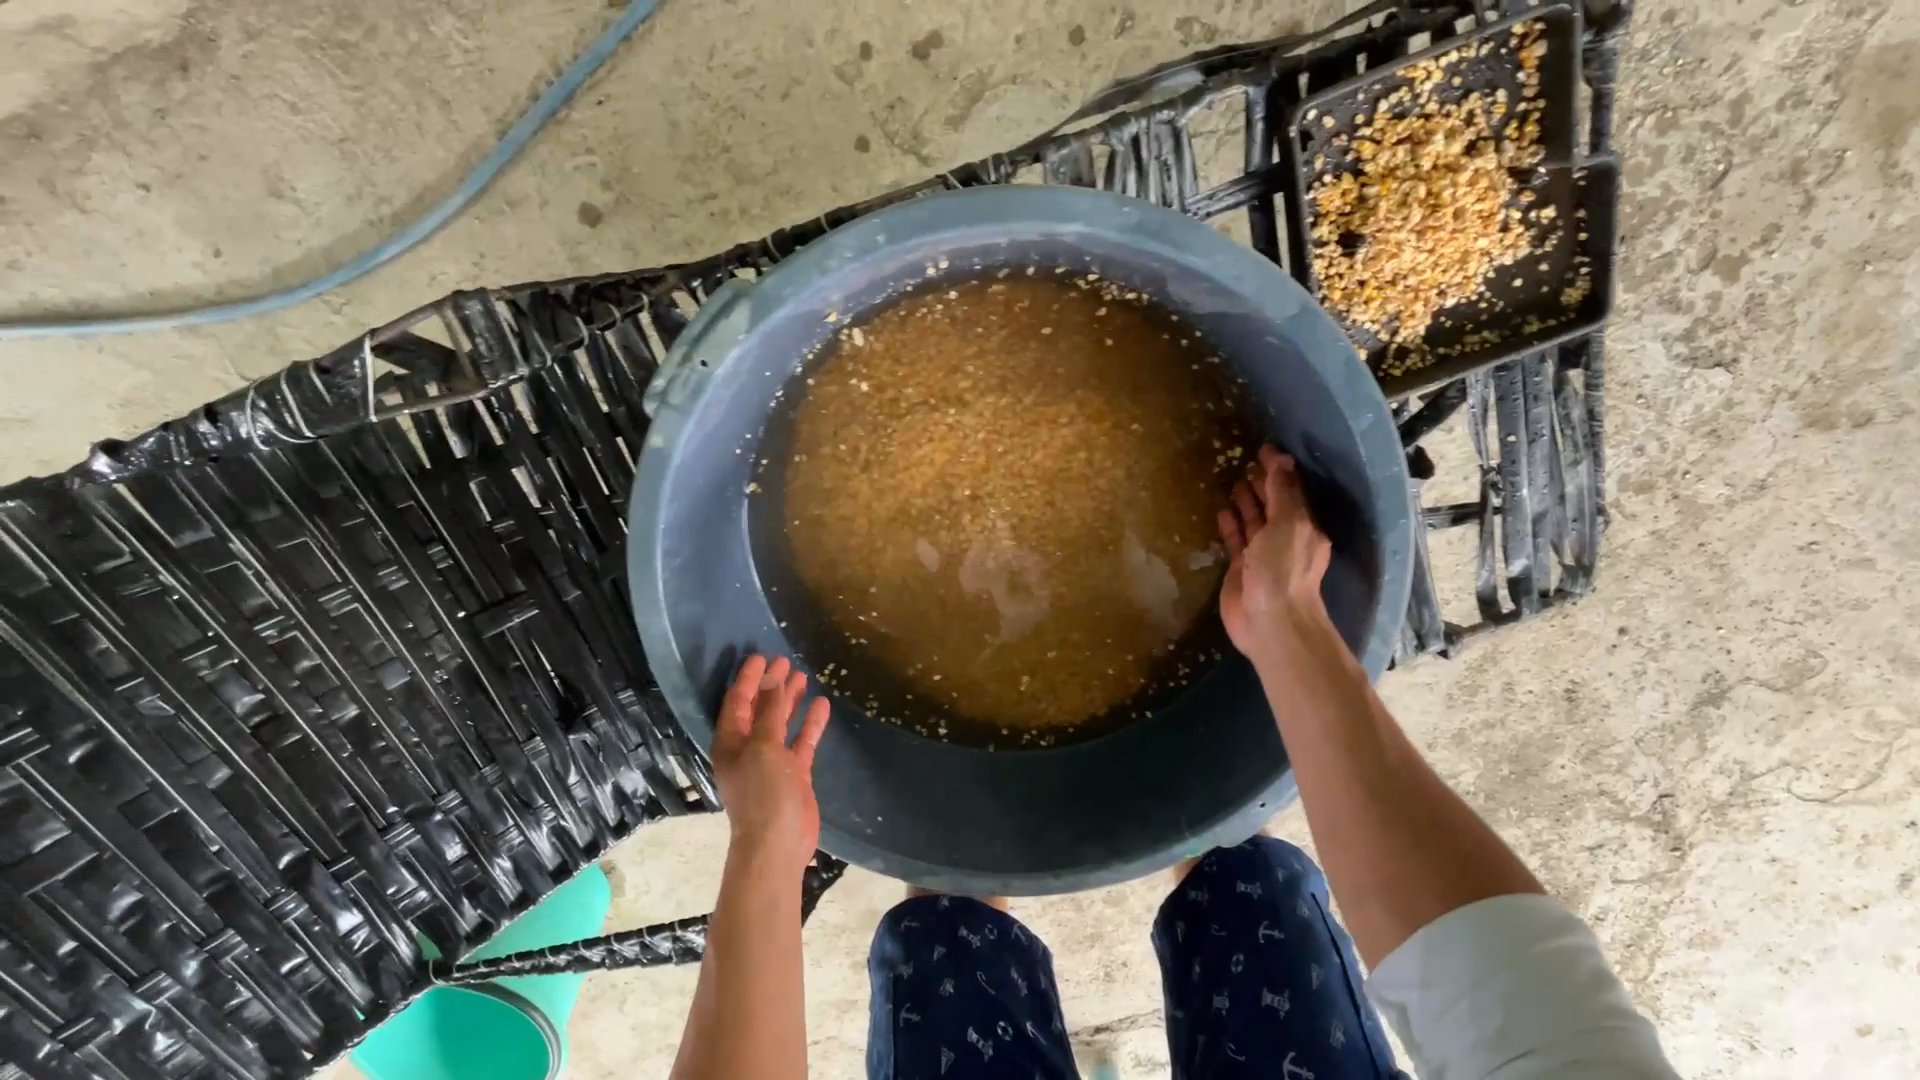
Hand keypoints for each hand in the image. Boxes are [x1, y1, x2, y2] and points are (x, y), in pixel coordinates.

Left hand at [713, 655, 830, 875]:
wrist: (777, 843)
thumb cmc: (762, 793)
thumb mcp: (763, 747)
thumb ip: (769, 713)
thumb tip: (772, 681)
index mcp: (731, 742)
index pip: (738, 701)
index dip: (749, 679)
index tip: (761, 656)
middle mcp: (748, 748)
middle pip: (759, 709)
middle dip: (770, 685)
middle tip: (785, 661)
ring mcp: (771, 761)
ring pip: (781, 722)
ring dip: (790, 700)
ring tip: (803, 676)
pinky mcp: (793, 773)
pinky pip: (801, 741)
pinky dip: (810, 723)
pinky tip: (822, 705)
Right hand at [1217, 445, 1334, 663]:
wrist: (1270, 621)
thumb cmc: (1282, 569)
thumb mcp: (1288, 523)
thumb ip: (1282, 492)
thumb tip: (1282, 460)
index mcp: (1303, 526)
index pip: (1291, 490)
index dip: (1278, 470)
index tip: (1263, 448)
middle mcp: (1285, 537)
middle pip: (1273, 505)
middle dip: (1262, 485)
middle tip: (1245, 462)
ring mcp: (1262, 555)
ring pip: (1254, 522)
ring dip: (1246, 502)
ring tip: (1233, 482)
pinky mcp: (1241, 569)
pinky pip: (1236, 541)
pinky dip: (1231, 525)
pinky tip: (1221, 511)